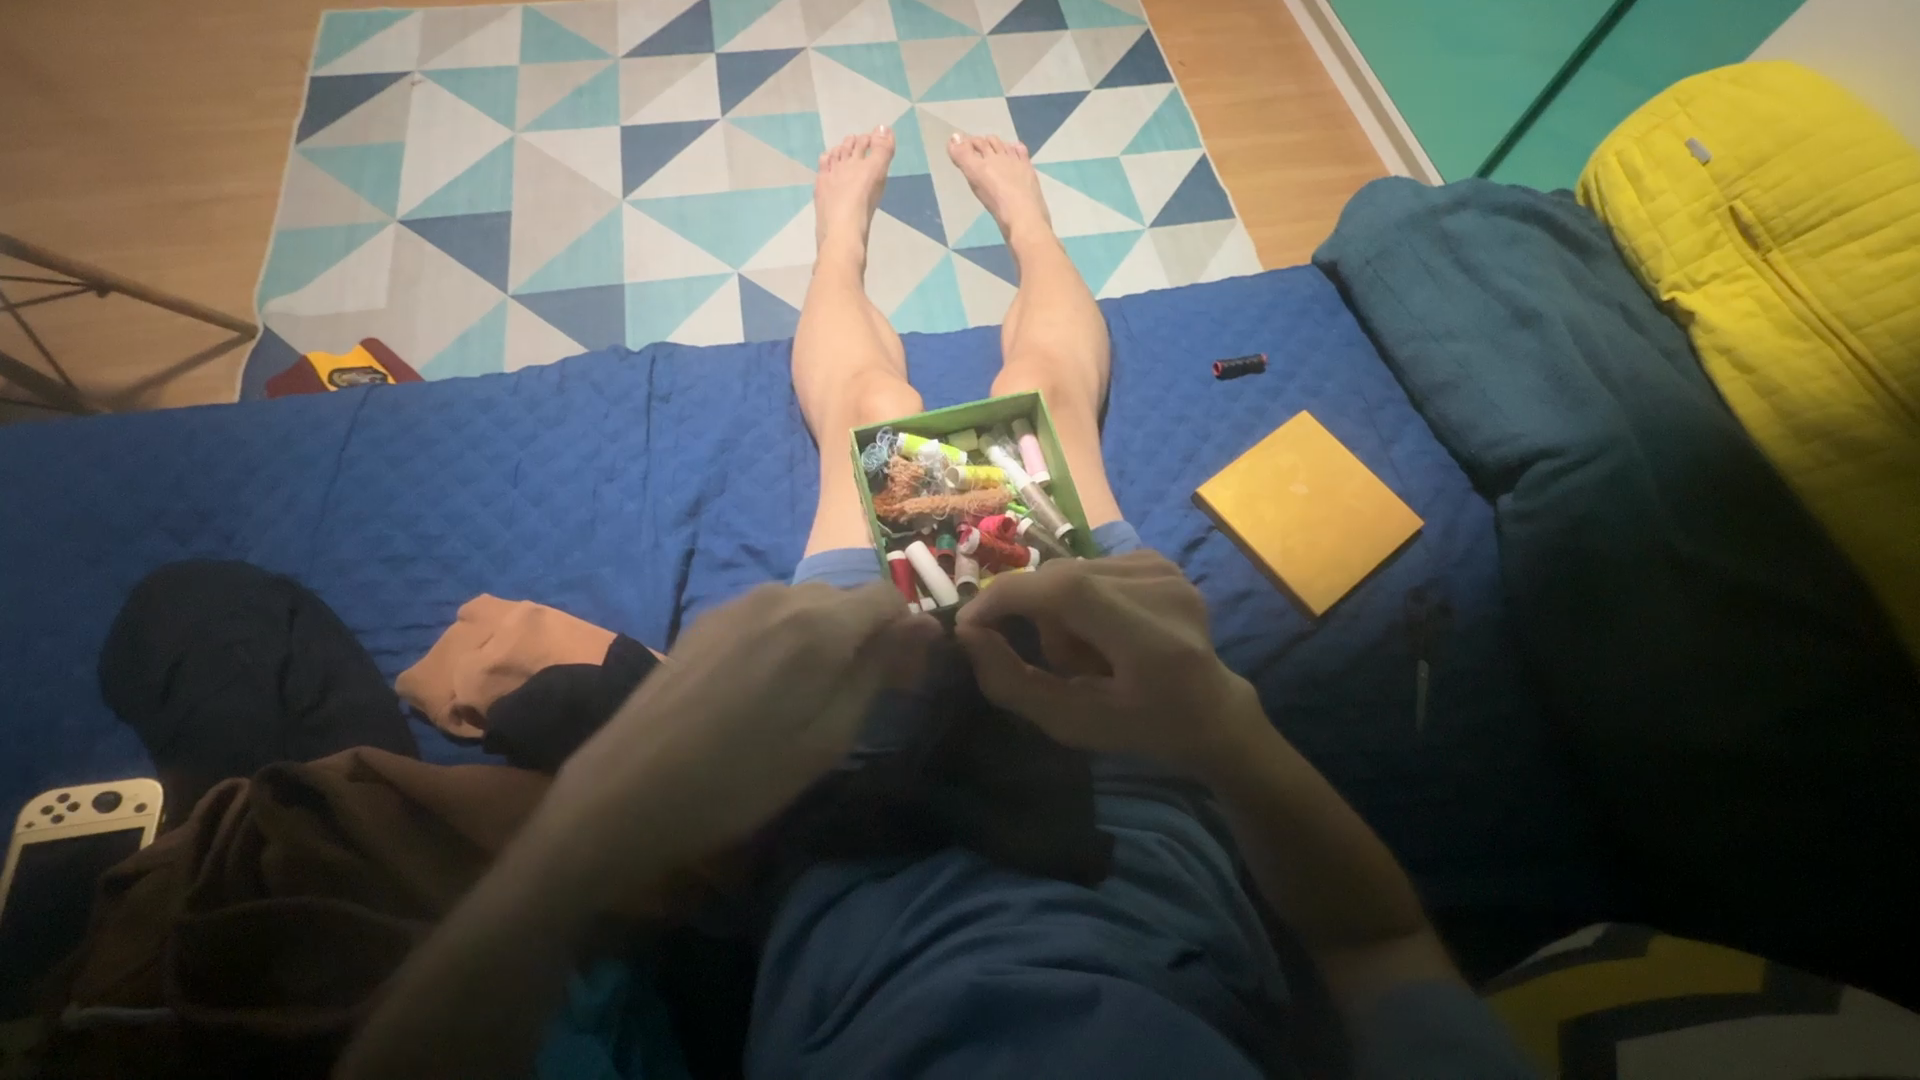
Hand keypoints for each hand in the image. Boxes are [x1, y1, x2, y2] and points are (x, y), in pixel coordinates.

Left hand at [526, 582, 938, 902]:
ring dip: (822, 638)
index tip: (900, 678)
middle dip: (864, 636)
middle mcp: (780, 596)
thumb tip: (924, 624)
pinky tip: (758, 689)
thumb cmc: (742, 778)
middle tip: (854, 697)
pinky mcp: (706, 619)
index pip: (888, 595)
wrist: (626, 792)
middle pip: (847, 598)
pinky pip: (768, 614)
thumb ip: (879, 670)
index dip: (904, 632)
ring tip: (801, 697)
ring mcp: (738, 603)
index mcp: (819, 624)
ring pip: (807, 605)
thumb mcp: (828, 738)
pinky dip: (784, 639)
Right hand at [954, 551, 1266, 776]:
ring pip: (1069, 571)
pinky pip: (1089, 567)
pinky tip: (1106, 630)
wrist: (1211, 711)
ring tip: (1091, 651)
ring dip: (1059, 610)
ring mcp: (1166, 569)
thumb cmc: (1141, 728)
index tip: (971, 623)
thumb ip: (1012, 682)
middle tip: (1058, 664)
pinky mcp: (1159, 559)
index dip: (1008, 597)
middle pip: (1060, 578)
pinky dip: (1080, 598)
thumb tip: (966, 632)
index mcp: (1151, 641)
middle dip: (1037, 616)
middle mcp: (1163, 591)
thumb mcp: (1071, 723)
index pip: (1066, 591)